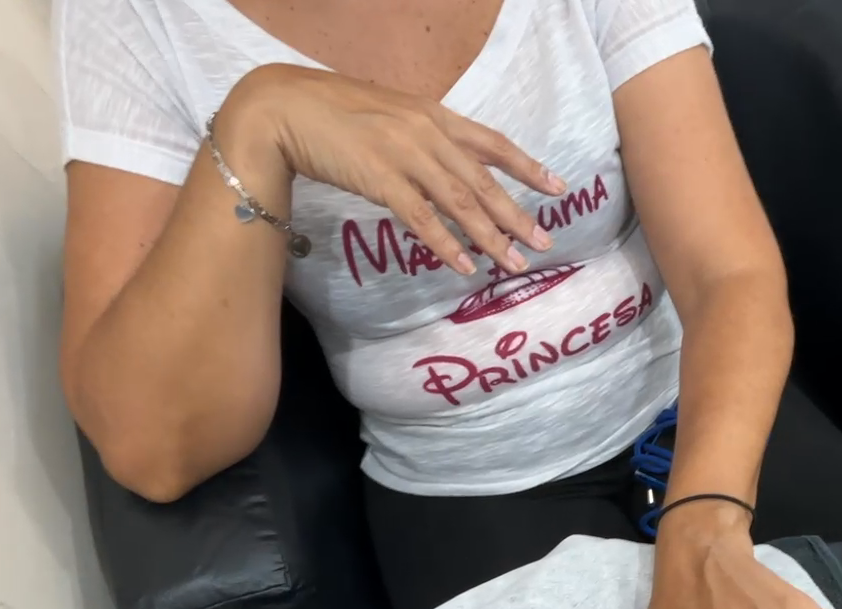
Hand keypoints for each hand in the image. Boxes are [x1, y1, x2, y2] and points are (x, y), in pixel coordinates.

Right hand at [223, 64, 565, 273]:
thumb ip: (428, 140)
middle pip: (484, 181)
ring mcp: (405, 154)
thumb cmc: (337, 114)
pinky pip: (423, 218)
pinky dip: (446, 244)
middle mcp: (427, 132)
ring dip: (490, 237)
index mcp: (434, 115)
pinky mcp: (380, 178)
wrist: (283, 109)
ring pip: (461, 203)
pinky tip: (466, 266)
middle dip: (517, 215)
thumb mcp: (394, 117)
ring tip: (514, 263)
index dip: (527, 167)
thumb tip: (456, 170)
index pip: (493, 143)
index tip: (557, 189)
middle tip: (545, 244)